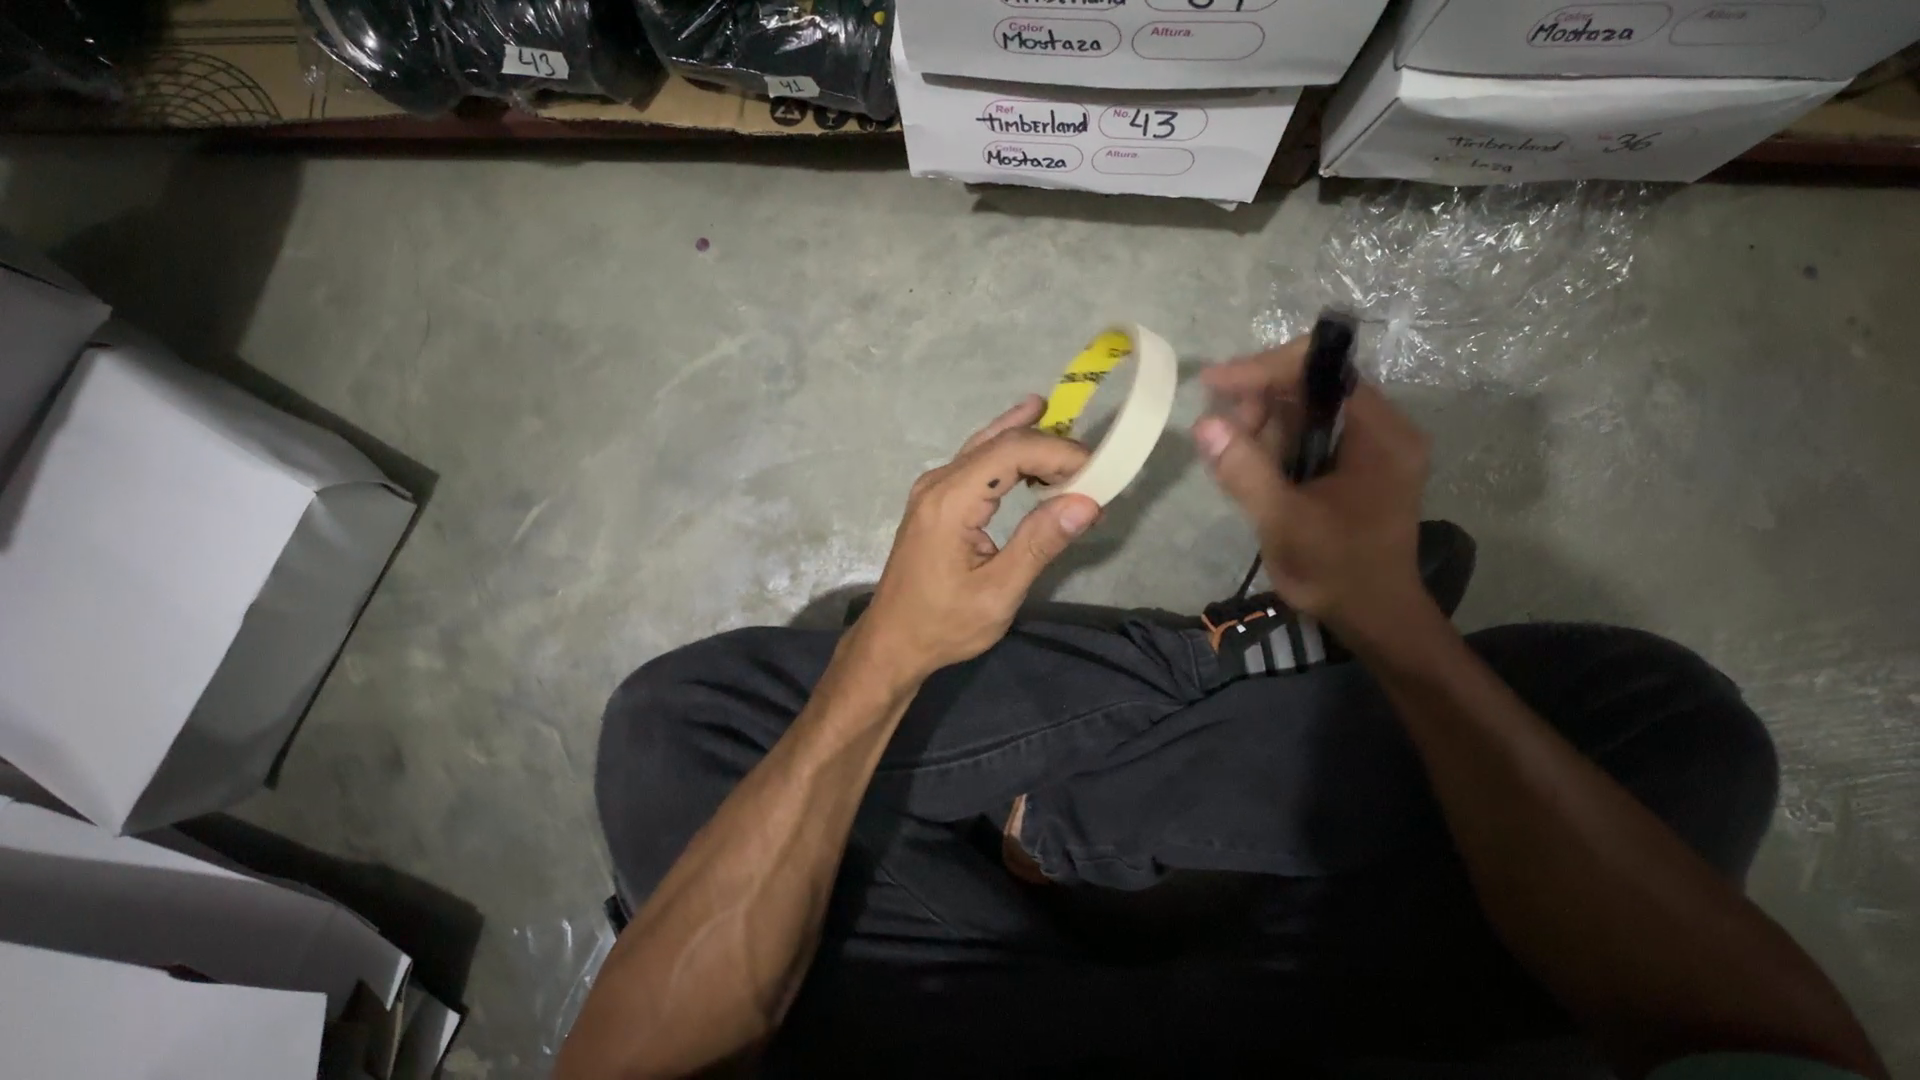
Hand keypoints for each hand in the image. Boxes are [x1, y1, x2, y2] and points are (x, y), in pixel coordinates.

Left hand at [852, 396, 1100, 681]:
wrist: (892, 641)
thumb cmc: (943, 625)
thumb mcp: (998, 593)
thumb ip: (1040, 543)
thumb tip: (1087, 502)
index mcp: (950, 502)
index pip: (1012, 451)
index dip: (1058, 453)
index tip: (1099, 472)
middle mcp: (938, 483)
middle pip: (1001, 442)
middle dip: (1051, 449)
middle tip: (1096, 471)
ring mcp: (933, 488)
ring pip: (988, 445)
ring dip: (1032, 445)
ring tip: (1075, 453)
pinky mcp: (936, 499)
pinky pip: (977, 460)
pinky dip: (1011, 455)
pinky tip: (1033, 451)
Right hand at [1192, 339, 1432, 644]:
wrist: (1375, 618)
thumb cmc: (1337, 572)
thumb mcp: (1284, 522)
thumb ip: (1244, 470)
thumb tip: (1204, 424)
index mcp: (1380, 434)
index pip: (1321, 370)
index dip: (1264, 369)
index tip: (1213, 383)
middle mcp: (1383, 429)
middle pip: (1313, 385)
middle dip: (1260, 402)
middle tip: (1220, 434)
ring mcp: (1372, 447)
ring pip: (1307, 409)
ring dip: (1263, 425)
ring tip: (1231, 456)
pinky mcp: (1358, 466)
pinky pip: (1311, 435)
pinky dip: (1276, 443)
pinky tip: (1251, 466)